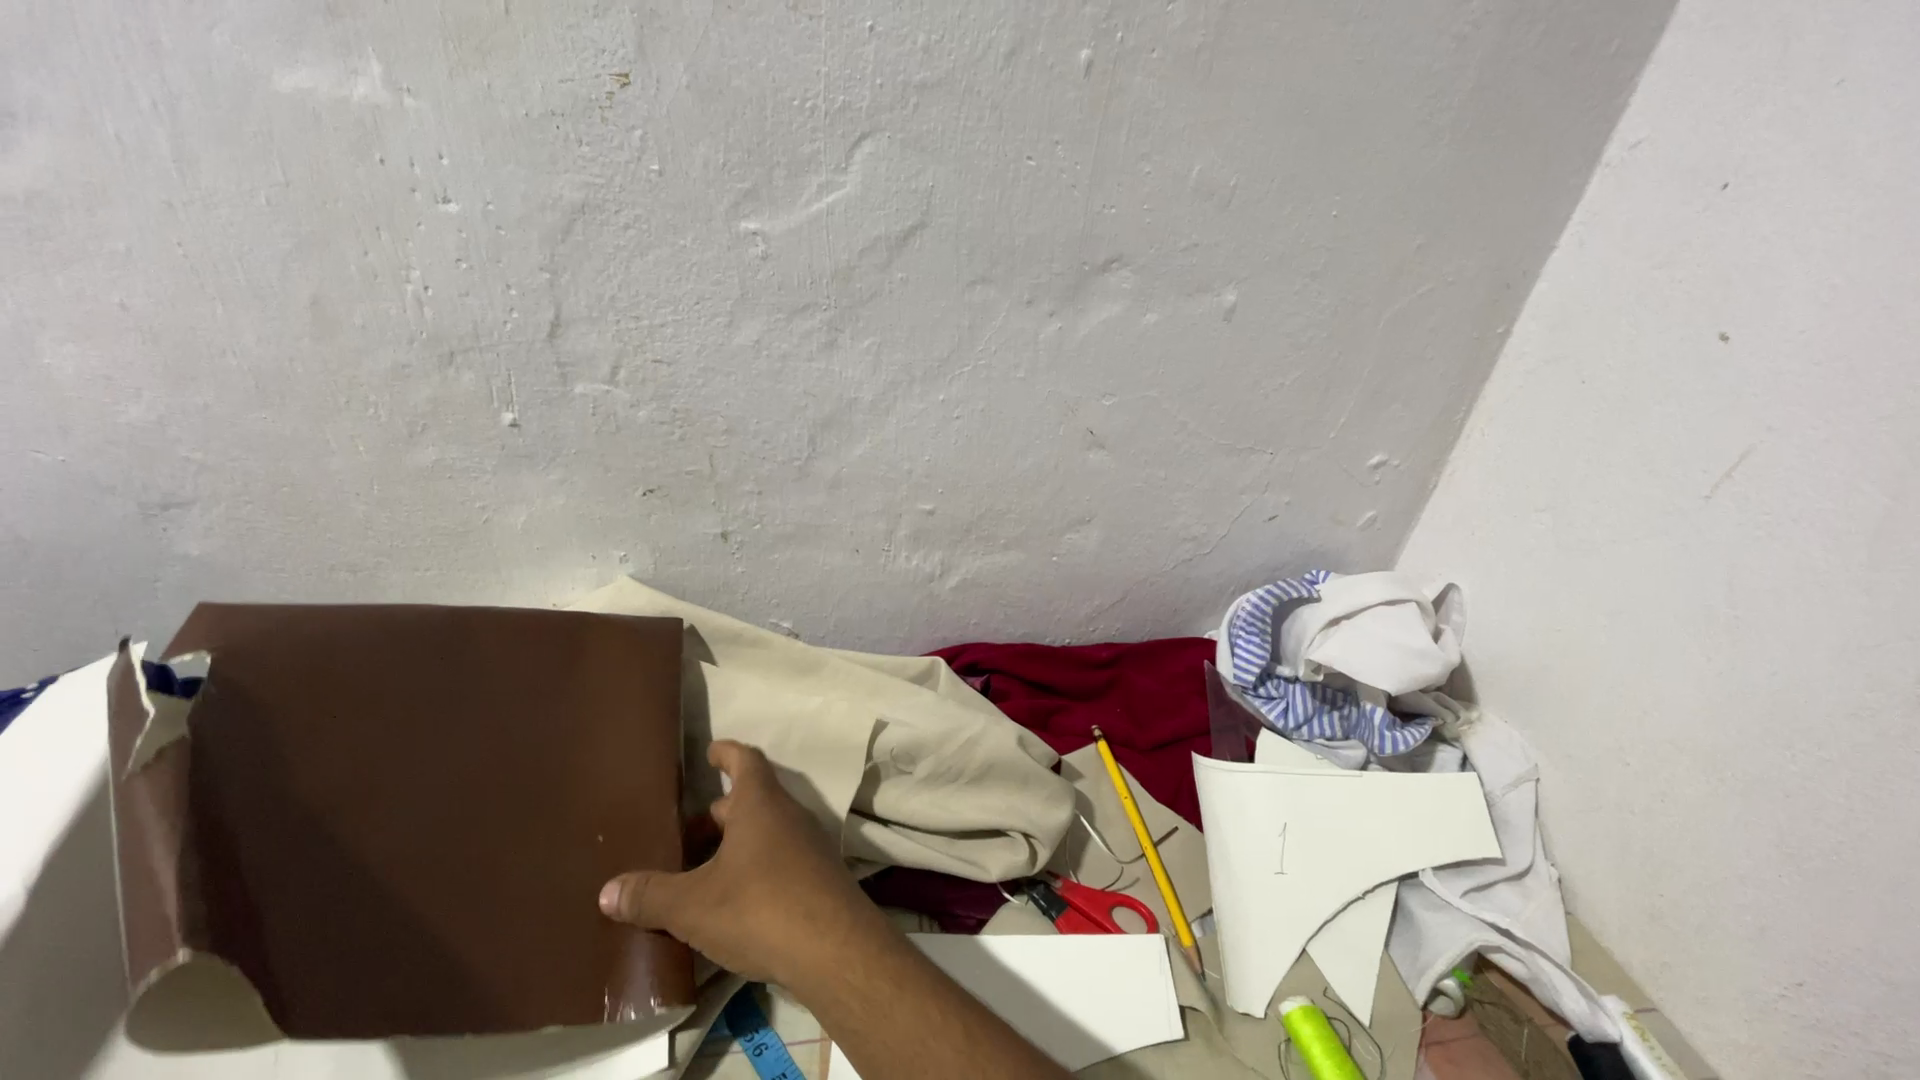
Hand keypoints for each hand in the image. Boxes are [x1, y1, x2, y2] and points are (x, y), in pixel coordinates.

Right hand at [599, 740, 892, 991]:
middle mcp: (790, 818)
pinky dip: (756, 873)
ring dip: (737, 847)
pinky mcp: (820, 883)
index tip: (711, 750)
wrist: (837, 951)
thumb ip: (651, 896)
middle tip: (685, 833)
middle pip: (753, 802)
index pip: (746, 761)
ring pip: (767, 835)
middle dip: (719, 813)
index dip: (727, 752)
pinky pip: (781, 864)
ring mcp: (811, 850)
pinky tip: (733, 904)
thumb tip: (607, 891)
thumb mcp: (694, 905)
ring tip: (700, 872)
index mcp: (761, 805)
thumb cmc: (761, 908)